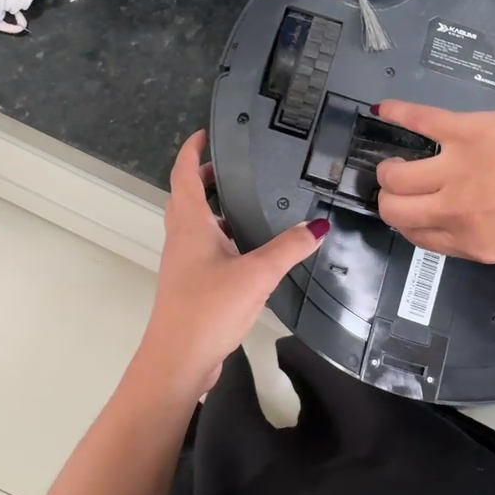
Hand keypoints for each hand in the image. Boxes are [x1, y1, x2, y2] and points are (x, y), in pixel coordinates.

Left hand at [138, 131, 326, 396]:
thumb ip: (288, 248)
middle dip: (205, 176)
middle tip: (233, 166)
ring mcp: (183, 262)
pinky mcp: (189, 284)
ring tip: (245, 201)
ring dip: (212, 207)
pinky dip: (220, 234)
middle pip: (186, 195)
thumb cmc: (208, 308)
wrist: (177, 361)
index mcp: (189, 223)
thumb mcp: (256, 274)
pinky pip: (203, 246)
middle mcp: (181, 237)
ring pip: (194, 222)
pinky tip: (246, 247)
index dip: (192, 150)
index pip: (184, 173)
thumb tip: (317, 225)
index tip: (206, 133)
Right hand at [374, 101, 494, 264]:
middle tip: (402, 184)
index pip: (420, 238)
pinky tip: (385, 108)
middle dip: (392, 198)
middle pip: (396, 209)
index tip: (413, 211)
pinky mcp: (469, 131)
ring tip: (400, 155)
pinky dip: (398, 112)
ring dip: (391, 166)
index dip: (411, 224)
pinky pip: (420, 120)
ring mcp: (458, 171)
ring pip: (394, 174)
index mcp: (480, 244)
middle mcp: (459, 213)